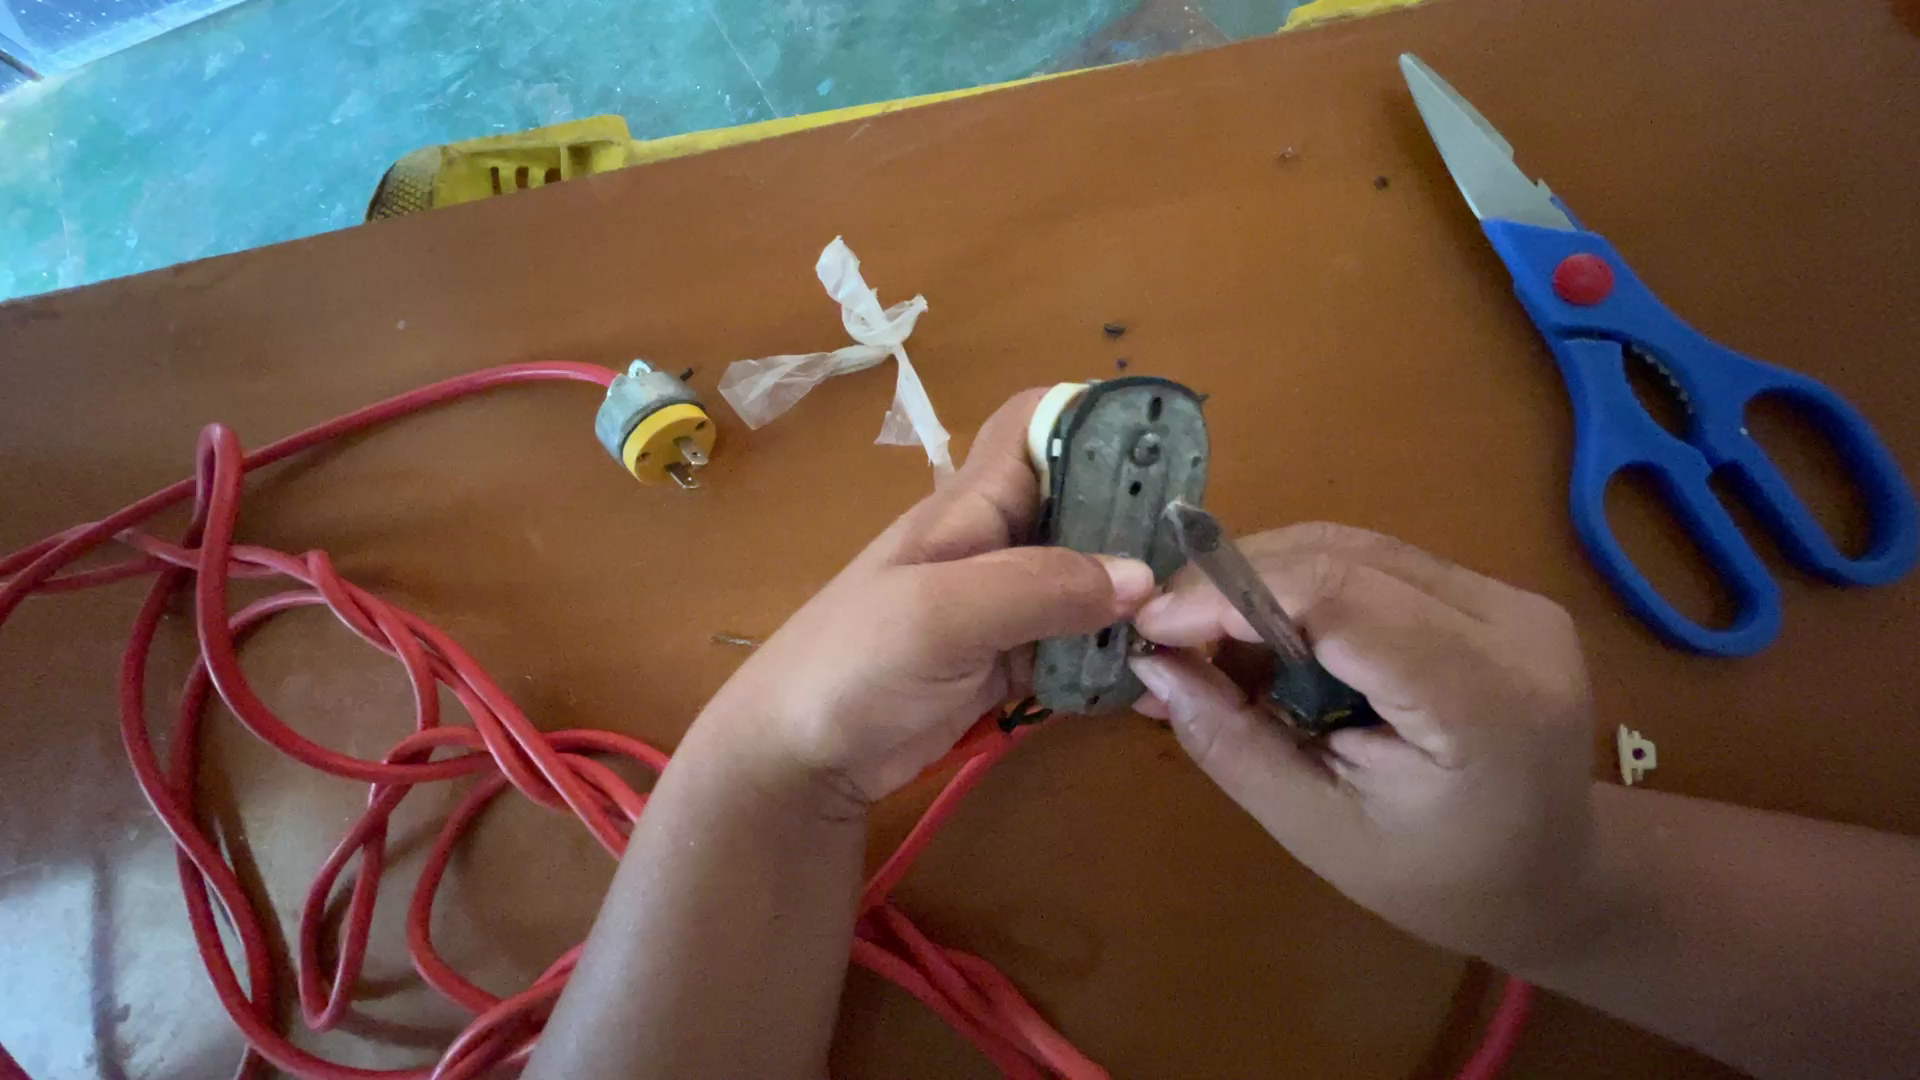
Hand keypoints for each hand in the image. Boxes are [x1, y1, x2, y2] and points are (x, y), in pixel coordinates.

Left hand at [702, 389, 1155, 808]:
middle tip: (1197, 556)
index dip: (1091, 420)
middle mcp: (993, 543)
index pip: (1032, 426)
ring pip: (1083, 577)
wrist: (799, 754)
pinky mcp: (1008, 659)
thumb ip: (1036, 588)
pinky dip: (1107, 653)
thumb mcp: (937, 614)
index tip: (1159, 449)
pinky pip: (1072, 642)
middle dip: (1134, 518)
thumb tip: (1141, 576)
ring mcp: (1002, 605)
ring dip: (1130, 594)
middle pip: (1076, 504)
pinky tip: (1147, 675)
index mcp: (969, 507)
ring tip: (1190, 623)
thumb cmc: (851, 665)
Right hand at [1129, 523, 1599, 966]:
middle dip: (1228, 582)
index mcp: (1484, 699)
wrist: (1555, 874)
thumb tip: (1150, 663)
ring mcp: (1500, 594)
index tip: (1153, 628)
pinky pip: (1357, 560)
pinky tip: (1257, 632)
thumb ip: (1229, 741)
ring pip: (1338, 545)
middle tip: (1164, 632)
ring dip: (1252, 580)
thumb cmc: (1436, 877)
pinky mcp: (1478, 588)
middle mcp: (1506, 621)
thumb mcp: (1315, 827)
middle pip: (1333, 555)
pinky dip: (1286, 586)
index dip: (1229, 595)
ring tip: (1202, 638)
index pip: (1339, 596)